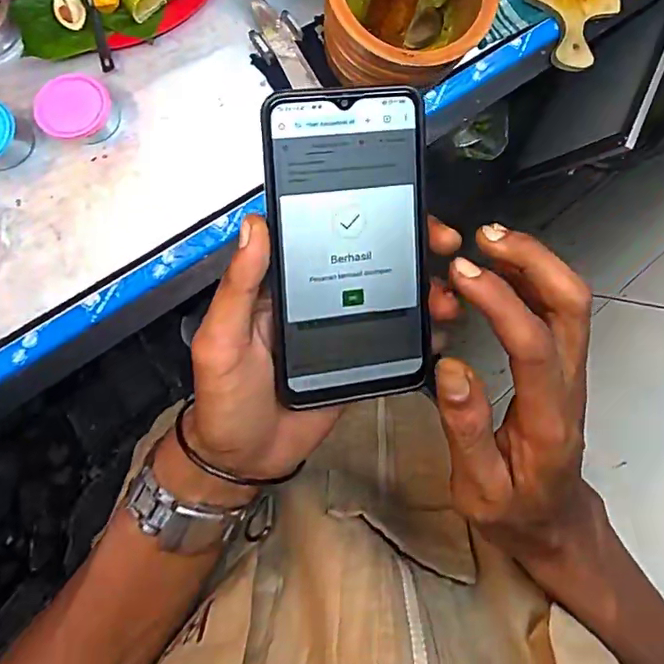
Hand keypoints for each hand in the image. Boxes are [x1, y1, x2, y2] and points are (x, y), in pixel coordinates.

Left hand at [182, 212, 464, 489]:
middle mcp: (311, 295)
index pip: (319, 232)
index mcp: (278, 283)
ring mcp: (337, 324)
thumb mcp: (222, 338)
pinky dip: (418, 327)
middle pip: (363, 255)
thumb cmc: (222, 397)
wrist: (245, 458)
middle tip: (437, 242)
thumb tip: (254, 227)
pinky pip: (391, 333)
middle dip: (405, 242)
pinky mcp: (356, 355)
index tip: (391, 204)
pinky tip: (436, 326)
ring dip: (418, 283)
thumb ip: (238, 285)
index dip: (355, 214)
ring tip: (442, 291)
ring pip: (384, 291)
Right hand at [433, 223, 600, 564]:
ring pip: (568, 298)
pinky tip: (497, 264)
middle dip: (532, 259)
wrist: (555, 522)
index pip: (534, 344)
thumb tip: (451, 369)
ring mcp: (570, 368)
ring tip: (487, 240)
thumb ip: (465, 429)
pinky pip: (554, 305)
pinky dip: (528, 273)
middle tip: (487, 238)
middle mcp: (568, 384)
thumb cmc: (517, 509)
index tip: (462, 274)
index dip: (499, 300)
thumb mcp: (479, 489)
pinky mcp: (560, 360)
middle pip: (572, 305)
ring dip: (532, 259)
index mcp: (548, 418)